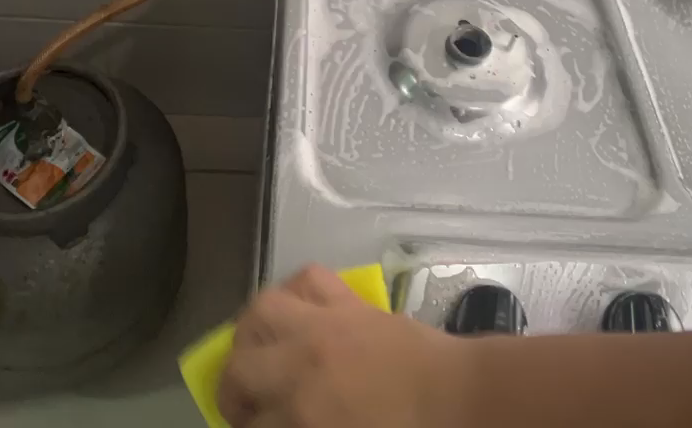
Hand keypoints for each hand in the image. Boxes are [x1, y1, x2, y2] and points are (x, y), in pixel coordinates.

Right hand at [218, 264, 474, 427]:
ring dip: (250, 335)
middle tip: (247, 407)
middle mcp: (303, 362)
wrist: (457, 400)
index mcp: (304, 413)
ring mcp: (325, 323)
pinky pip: (307, 279)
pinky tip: (295, 312)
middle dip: (233, 391)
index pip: (251, 424)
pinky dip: (293, 292)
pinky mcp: (349, 300)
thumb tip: (279, 419)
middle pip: (240, 365)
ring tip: (258, 352)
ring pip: (261, 311)